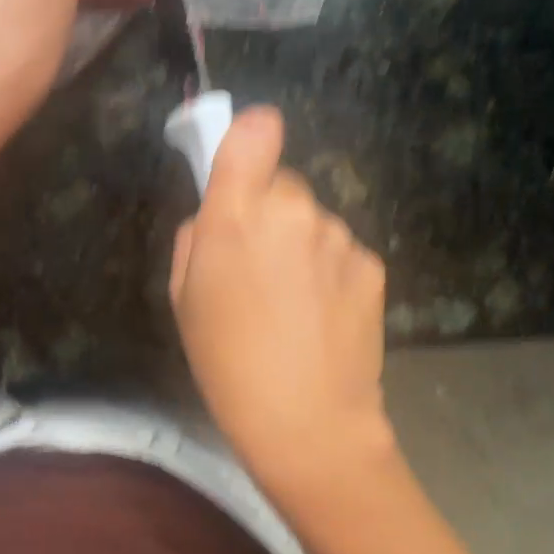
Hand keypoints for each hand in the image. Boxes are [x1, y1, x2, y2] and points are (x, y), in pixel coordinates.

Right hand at [169, 107, 395, 492]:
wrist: (306, 422)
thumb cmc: (224, 361)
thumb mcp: (182, 297)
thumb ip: (197, 239)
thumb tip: (217, 218)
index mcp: (235, 215)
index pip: (255, 131)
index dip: (247, 136)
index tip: (239, 163)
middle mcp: (292, 211)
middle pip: (280, 182)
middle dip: (266, 209)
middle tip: (254, 263)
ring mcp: (338, 237)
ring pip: (310, 219)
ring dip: (297, 244)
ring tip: (289, 302)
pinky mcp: (372, 264)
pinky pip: (338, 250)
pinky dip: (327, 271)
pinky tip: (319, 315)